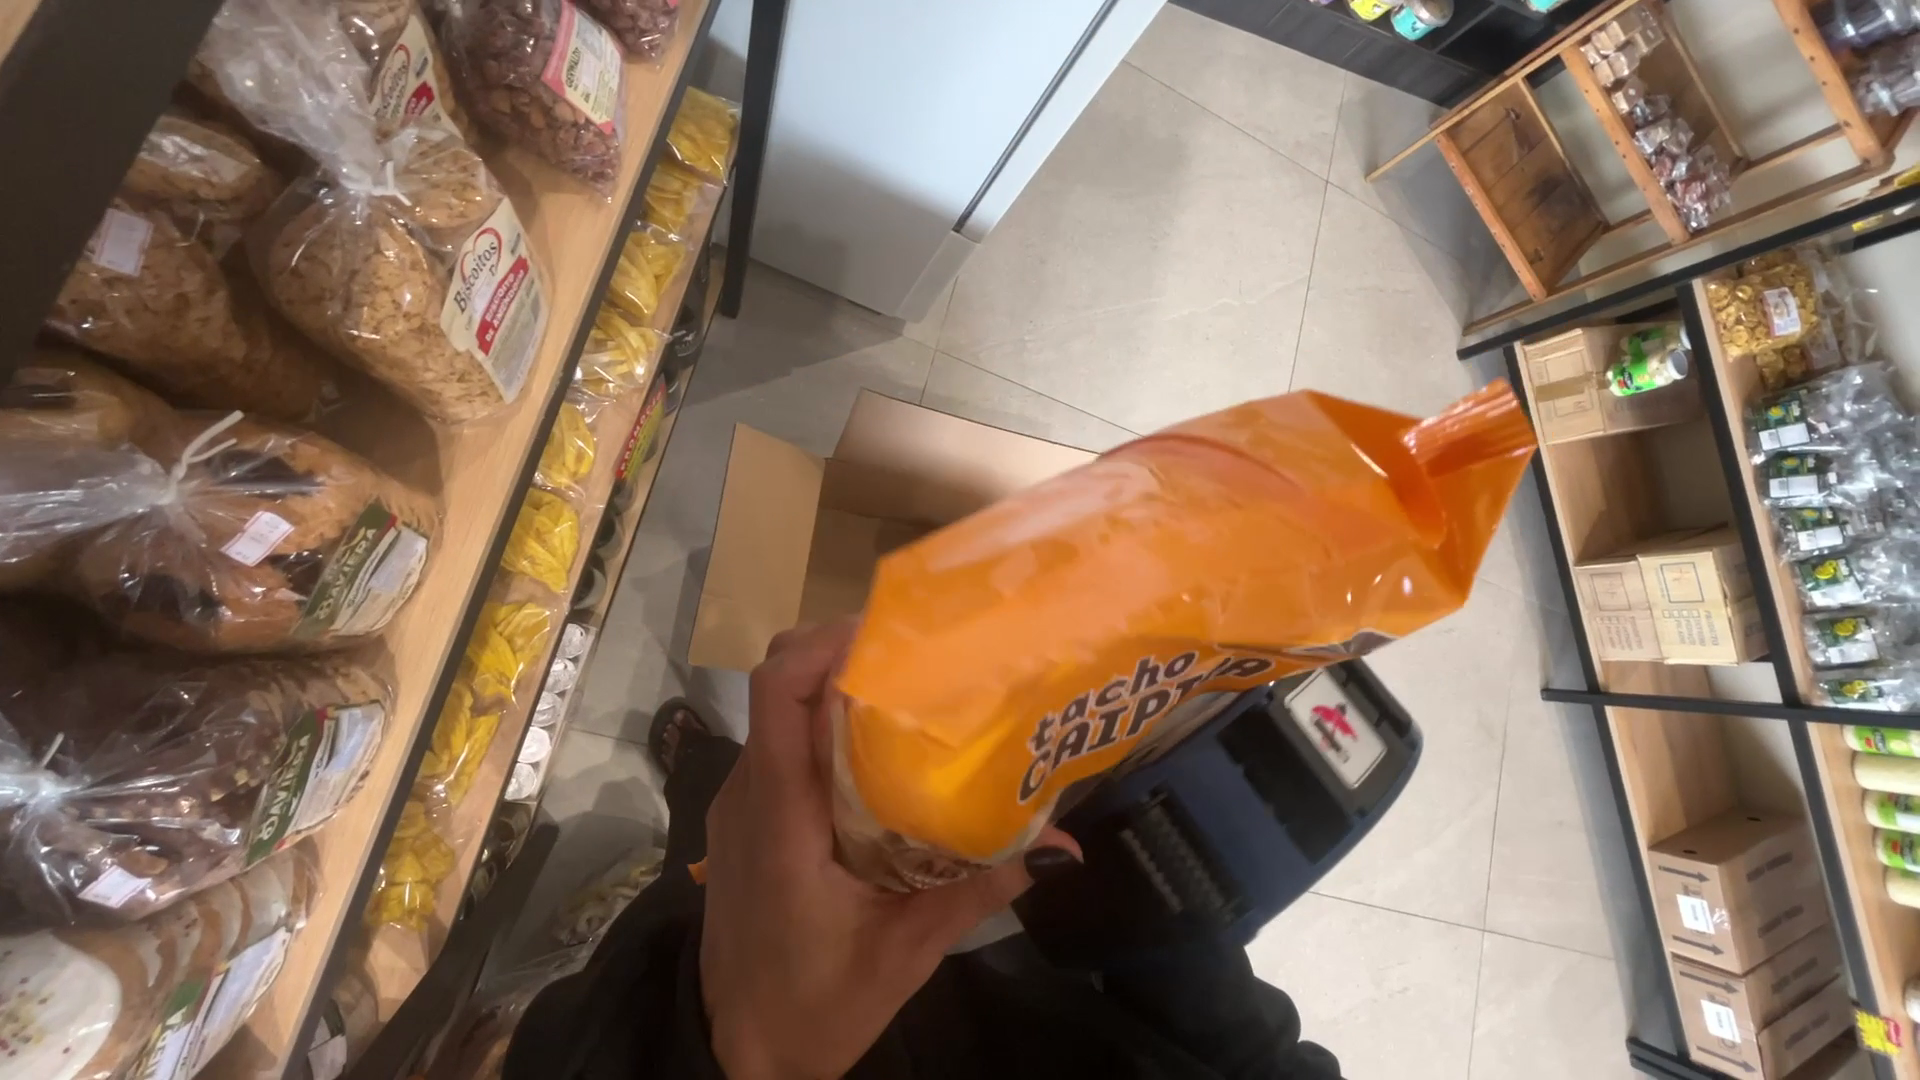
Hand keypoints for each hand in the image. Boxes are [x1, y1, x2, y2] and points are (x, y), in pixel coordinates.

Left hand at [699, 620, 1076, 1078]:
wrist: (736, 1051)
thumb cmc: (814, 1004)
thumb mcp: (905, 951)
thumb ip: (980, 890)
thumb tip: (1064, 850)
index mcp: (781, 815)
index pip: (778, 692)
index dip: (825, 644)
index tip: (889, 633)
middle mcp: (751, 790)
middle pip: (781, 683)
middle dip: (844, 652)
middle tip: (918, 655)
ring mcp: (742, 800)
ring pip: (782, 710)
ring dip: (838, 687)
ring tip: (910, 692)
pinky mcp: (748, 813)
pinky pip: (783, 743)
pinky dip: (827, 726)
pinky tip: (880, 751)